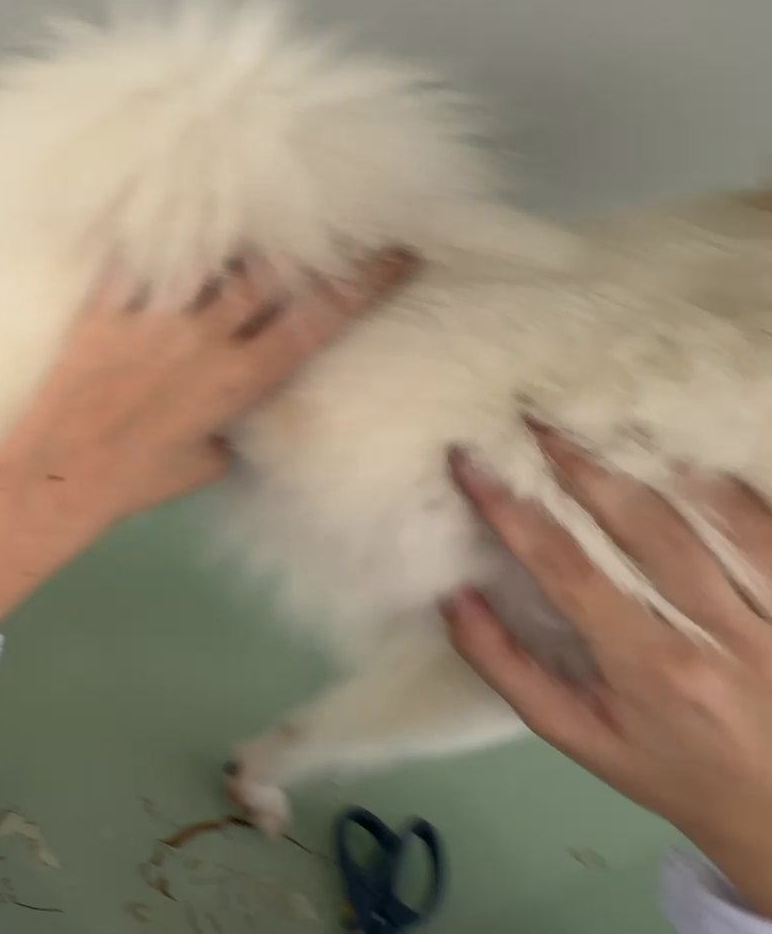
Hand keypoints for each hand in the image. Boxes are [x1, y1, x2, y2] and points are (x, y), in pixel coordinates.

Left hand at [0, 247, 419, 625]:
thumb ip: (233, 425)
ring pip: (208, 256)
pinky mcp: (104, 309)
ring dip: (233, 238)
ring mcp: (152, 318)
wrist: (61, 470)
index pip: (319, 320)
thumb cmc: (136, 478)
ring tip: (248, 220)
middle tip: (327, 223)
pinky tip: (171, 216)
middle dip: (307, 246)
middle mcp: (205, 339)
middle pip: (269, 274)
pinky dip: (158, 239)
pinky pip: (137, 260)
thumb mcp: (206, 462)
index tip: (396, 253)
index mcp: (241, 379)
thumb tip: (238, 407)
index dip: (364, 282)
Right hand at [448, 428, 771, 914]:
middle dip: (581, 466)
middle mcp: (722, 633)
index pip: (565, 567)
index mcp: (649, 664)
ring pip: (719, 521)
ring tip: (603, 425)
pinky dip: (736, 493)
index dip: (511, 510)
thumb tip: (452, 595)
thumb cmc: (666, 769)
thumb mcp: (569, 733)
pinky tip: (693, 463)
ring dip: (653, 466)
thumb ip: (504, 664)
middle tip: (534, 420)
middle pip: (646, 527)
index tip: (469, 465)